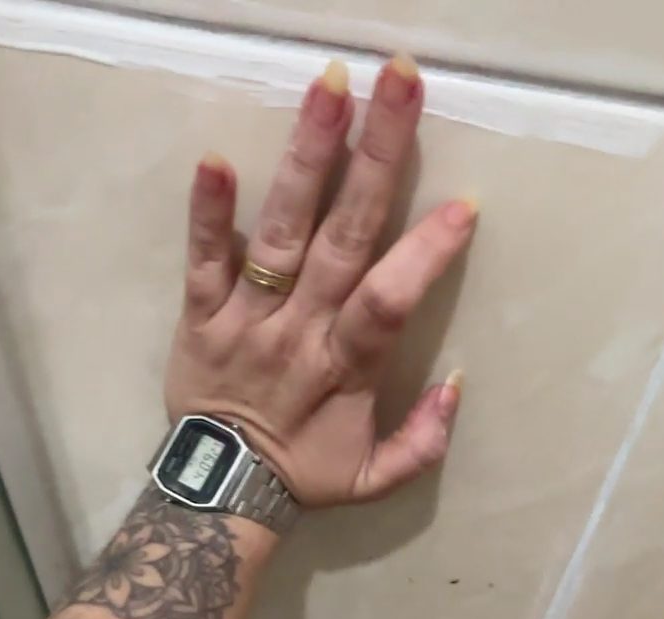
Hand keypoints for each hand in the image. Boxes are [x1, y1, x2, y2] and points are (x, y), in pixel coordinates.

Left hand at [166, 55, 477, 508]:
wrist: (222, 489)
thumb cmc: (305, 475)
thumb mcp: (376, 480)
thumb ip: (425, 441)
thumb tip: (455, 383)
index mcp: (343, 369)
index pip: (388, 302)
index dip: (424, 254)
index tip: (463, 204)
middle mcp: (298, 331)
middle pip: (341, 242)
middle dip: (374, 162)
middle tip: (398, 84)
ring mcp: (245, 318)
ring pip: (279, 235)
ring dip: (305, 161)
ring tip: (328, 89)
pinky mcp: (200, 314)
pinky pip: (203, 261)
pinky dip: (207, 214)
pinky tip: (215, 159)